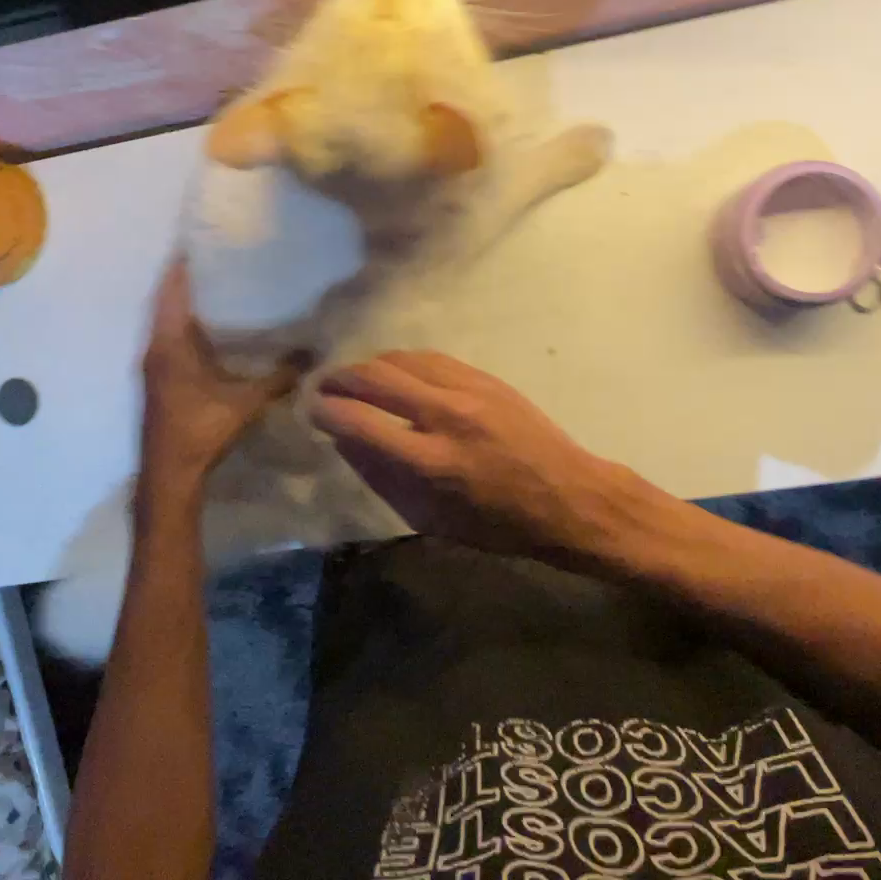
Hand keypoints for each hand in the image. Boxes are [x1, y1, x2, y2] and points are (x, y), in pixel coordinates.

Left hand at [140, 259, 305, 479]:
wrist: (170, 473)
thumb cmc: (202, 430)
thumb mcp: (246, 401)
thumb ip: (278, 377)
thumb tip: (312, 354)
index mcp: (169, 343)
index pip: (172, 290)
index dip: (184, 263)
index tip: (201, 238)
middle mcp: (154, 347)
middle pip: (165, 300)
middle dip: (186, 278)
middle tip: (216, 256)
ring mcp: (153, 364)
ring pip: (165, 321)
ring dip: (183, 302)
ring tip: (216, 283)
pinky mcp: (157, 379)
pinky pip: (168, 337)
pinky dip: (184, 324)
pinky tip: (209, 326)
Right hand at [309, 351, 627, 567]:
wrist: (568, 496)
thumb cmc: (497, 522)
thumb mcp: (431, 518)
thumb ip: (382, 478)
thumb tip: (343, 441)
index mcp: (431, 462)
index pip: (361, 424)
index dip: (327, 411)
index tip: (312, 409)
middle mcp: (447, 417)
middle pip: (376, 379)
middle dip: (340, 379)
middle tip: (324, 387)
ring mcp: (469, 391)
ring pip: (402, 360)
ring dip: (369, 366)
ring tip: (354, 379)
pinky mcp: (486, 378)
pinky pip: (431, 357)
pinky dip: (402, 361)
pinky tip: (393, 372)